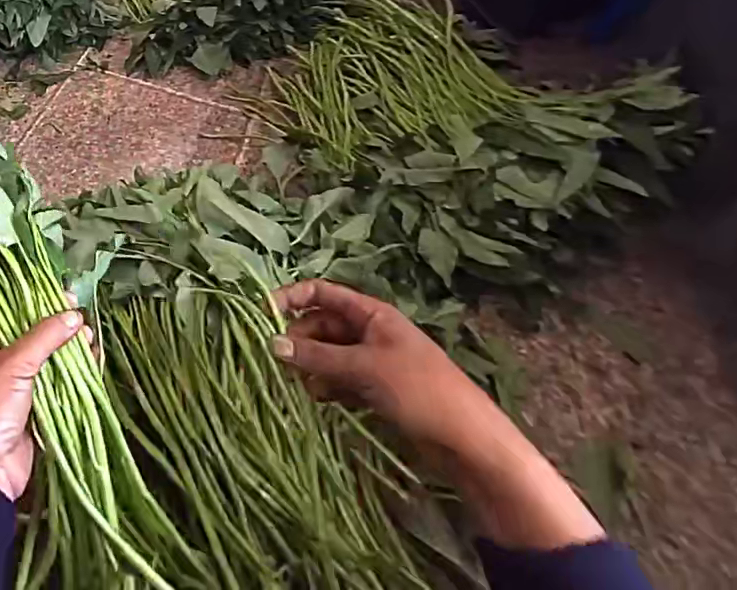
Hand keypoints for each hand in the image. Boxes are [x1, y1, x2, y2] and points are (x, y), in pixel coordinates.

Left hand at [0, 310, 83, 501]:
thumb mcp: (15, 363)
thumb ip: (44, 336)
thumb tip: (74, 314)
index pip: (16, 316)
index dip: (42, 306)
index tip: (68, 297)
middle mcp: (0, 364)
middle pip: (37, 339)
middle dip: (61, 330)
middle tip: (84, 320)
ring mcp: (18, 389)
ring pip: (50, 363)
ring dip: (71, 352)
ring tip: (91, 339)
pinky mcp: (35, 411)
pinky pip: (59, 387)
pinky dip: (75, 376)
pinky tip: (92, 363)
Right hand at [271, 281, 603, 549]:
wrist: (472, 444)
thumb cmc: (421, 390)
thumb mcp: (364, 368)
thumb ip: (316, 356)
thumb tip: (271, 344)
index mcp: (371, 313)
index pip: (321, 292)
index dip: (291, 298)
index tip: (264, 314)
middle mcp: (369, 330)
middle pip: (321, 324)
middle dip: (298, 339)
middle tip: (278, 360)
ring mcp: (372, 359)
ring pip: (328, 352)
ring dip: (310, 365)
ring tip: (297, 384)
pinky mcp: (376, 387)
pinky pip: (339, 377)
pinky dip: (326, 384)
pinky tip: (317, 398)